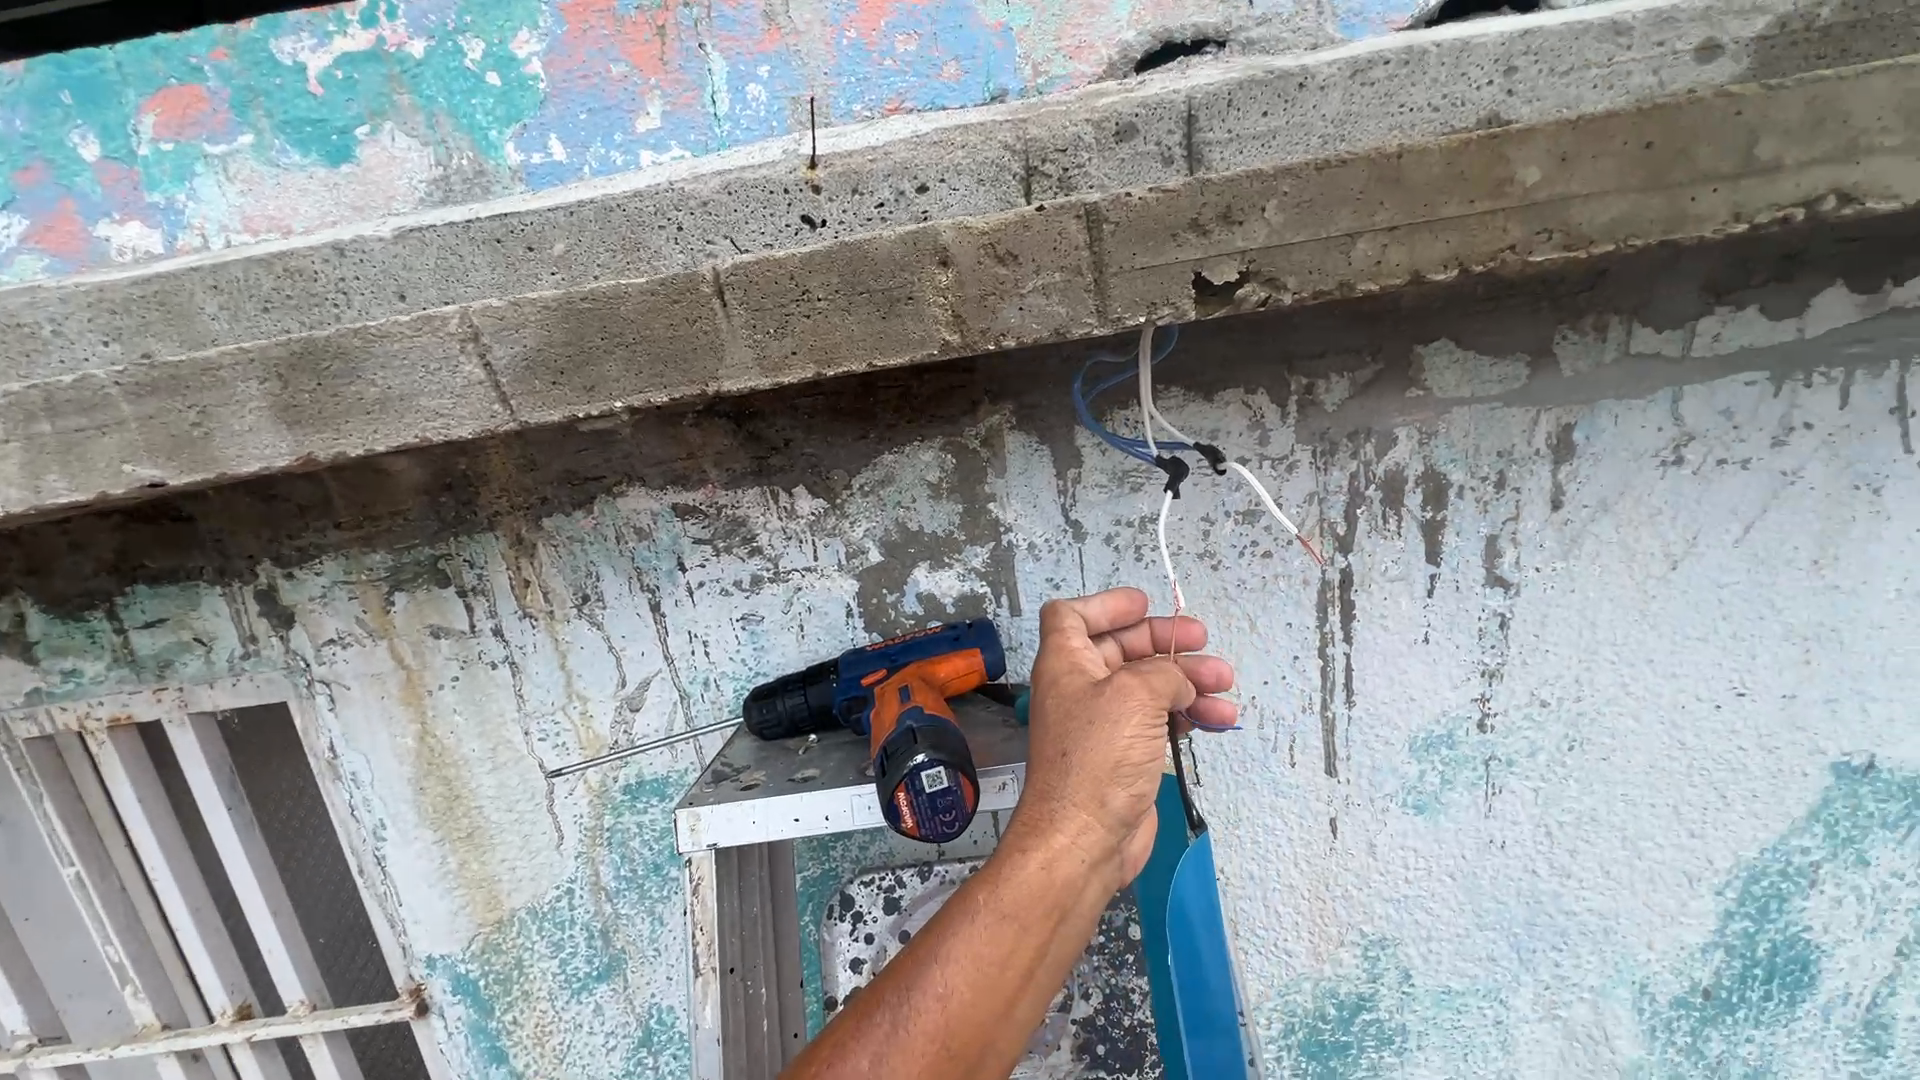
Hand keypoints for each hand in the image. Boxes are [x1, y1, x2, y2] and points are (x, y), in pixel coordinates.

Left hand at [1009, 588, 1235, 890]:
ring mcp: (1103, 723)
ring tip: (1226, 683)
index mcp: (1066, 662)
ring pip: (1148, 686)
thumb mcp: (1134, 696)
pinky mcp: (1124, 754)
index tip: (1144, 603)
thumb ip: (1162, 672)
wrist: (1085, 838)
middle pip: (1121, 648)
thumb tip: (1178, 679)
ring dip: (1187, 680)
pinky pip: (1158, 720)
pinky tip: (1219, 720)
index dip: (1105, 604)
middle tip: (1204, 640)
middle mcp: (1080, 687)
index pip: (1071, 616)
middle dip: (1164, 642)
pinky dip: (1187, 715)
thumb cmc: (1099, 757)